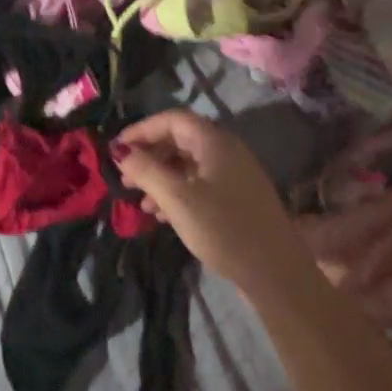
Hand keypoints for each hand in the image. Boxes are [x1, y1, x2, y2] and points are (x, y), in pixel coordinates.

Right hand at [112, 109, 303, 287]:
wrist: (274, 271)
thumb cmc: (223, 229)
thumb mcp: (177, 198)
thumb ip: (146, 170)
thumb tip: (120, 151)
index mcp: (215, 142)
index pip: (173, 119)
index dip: (142, 129)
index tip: (116, 150)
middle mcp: (227, 151)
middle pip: (180, 140)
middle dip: (149, 156)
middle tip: (125, 179)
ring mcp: (235, 175)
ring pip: (188, 165)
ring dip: (161, 178)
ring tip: (141, 203)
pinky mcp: (237, 198)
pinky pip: (200, 183)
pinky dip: (177, 192)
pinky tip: (163, 216)